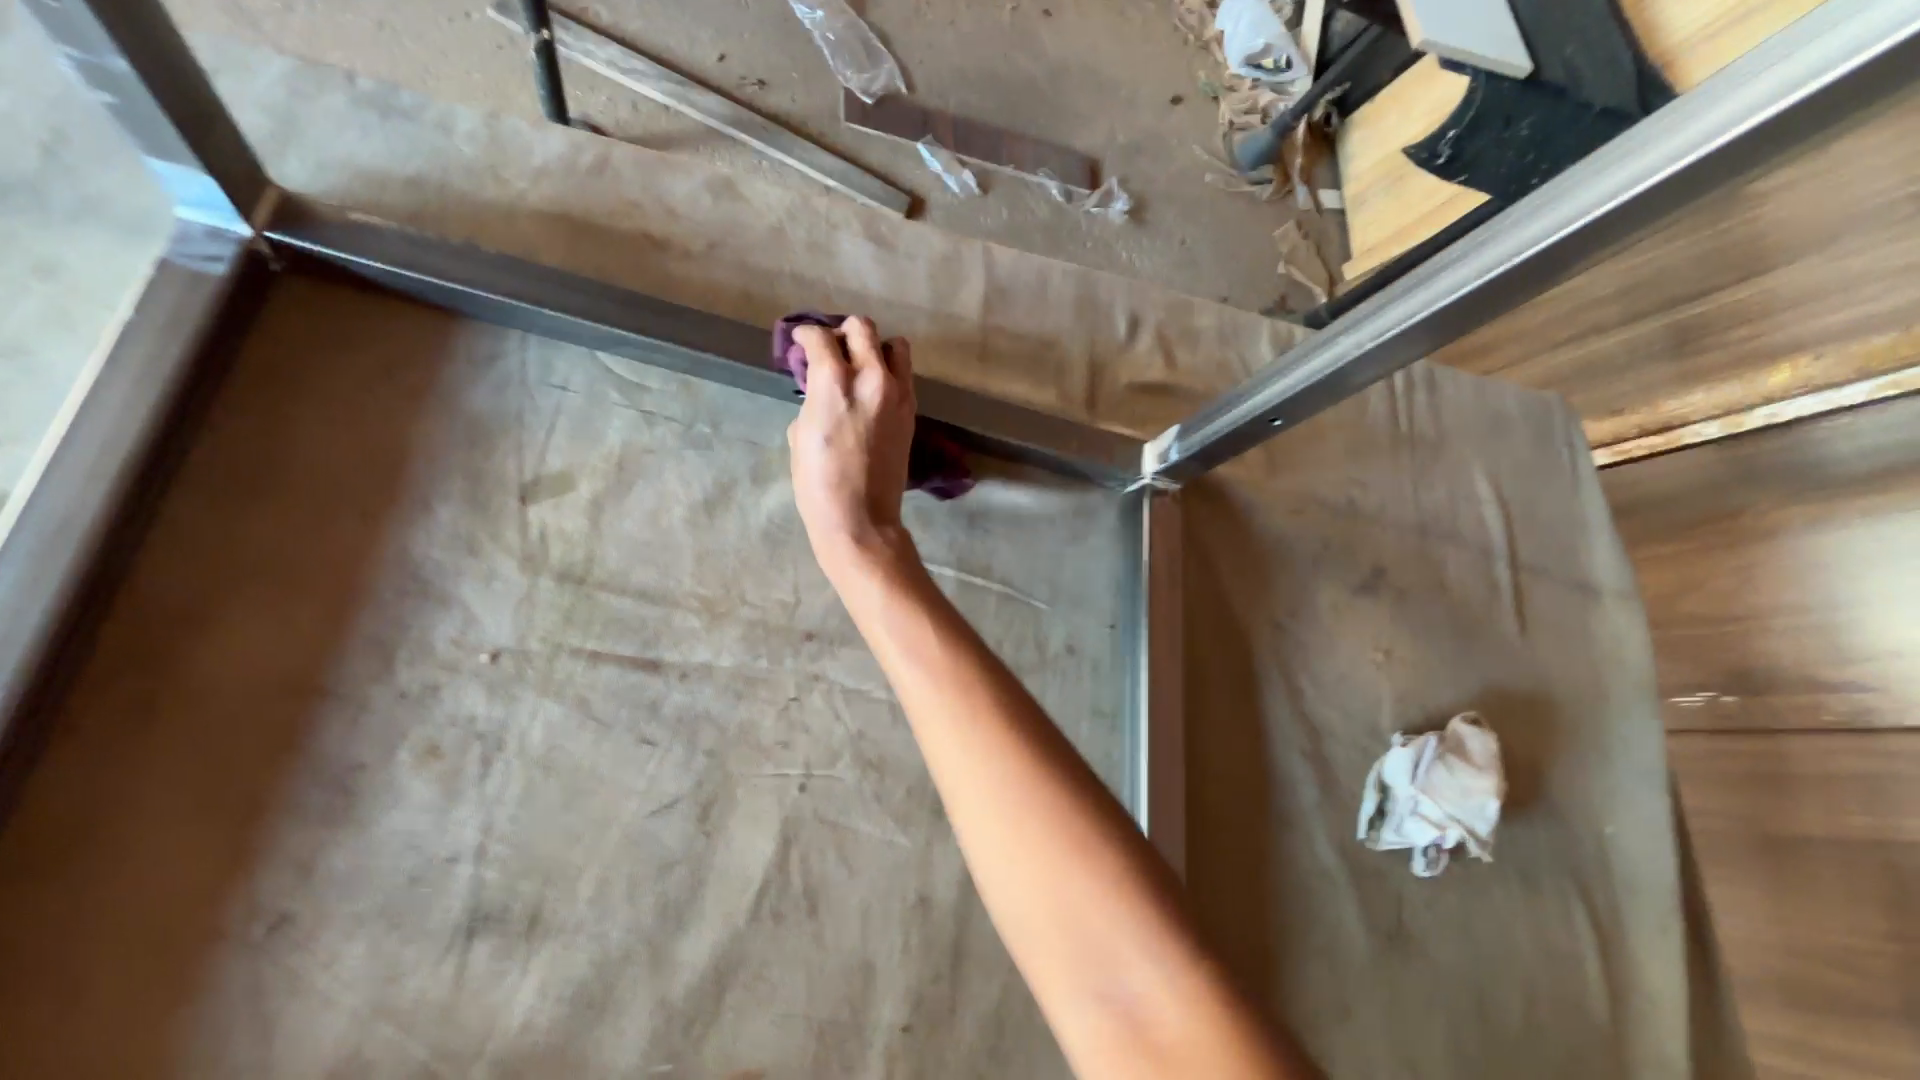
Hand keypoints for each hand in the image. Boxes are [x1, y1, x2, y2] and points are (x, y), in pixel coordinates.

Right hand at [787, 317, 918, 577]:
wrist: (860, 518)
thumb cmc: (817, 482)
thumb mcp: (799, 434)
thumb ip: (812, 399)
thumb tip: (819, 391)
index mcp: (834, 382)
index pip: (821, 337)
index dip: (805, 335)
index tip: (800, 342)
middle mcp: (871, 378)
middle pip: (863, 328)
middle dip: (842, 332)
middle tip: (831, 348)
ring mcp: (898, 394)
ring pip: (895, 346)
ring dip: (875, 348)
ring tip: (860, 365)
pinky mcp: (911, 412)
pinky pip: (904, 376)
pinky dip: (890, 373)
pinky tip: (873, 390)